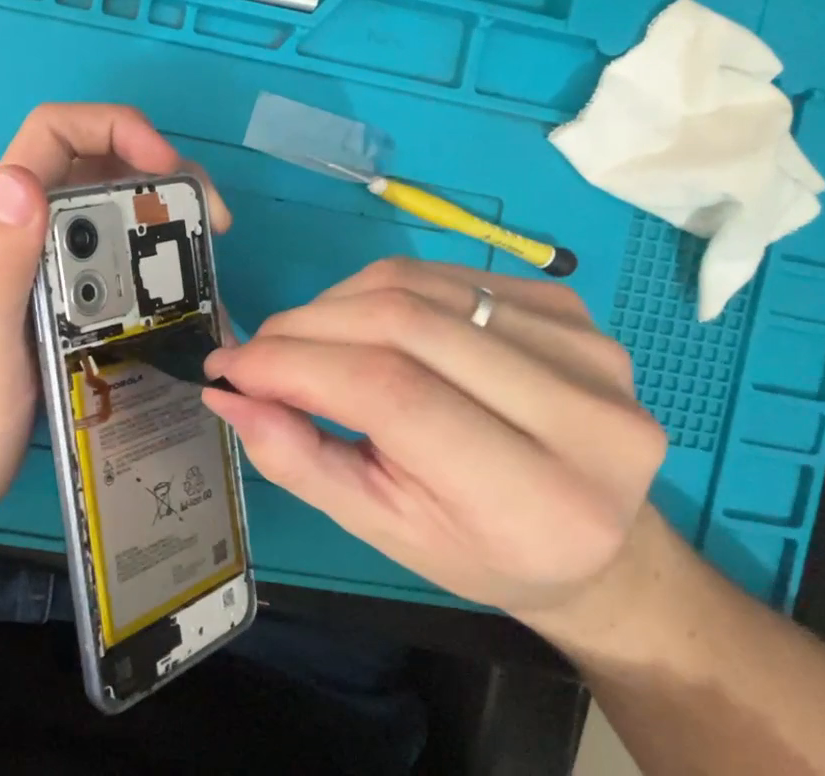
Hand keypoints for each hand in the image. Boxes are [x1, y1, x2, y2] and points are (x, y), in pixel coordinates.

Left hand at [0, 103, 229, 537]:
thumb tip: (20, 179)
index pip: (49, 136)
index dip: (115, 128)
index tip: (171, 172)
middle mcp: (10, 240)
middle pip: (88, 166)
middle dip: (157, 175)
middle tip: (209, 228)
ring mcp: (28, 274)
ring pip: (99, 214)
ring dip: (157, 221)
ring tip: (201, 267)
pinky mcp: (43, 308)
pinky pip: (99, 264)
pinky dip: (143, 266)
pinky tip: (173, 303)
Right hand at [203, 258, 665, 618]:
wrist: (597, 539)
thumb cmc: (478, 550)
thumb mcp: (379, 528)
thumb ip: (300, 461)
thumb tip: (227, 393)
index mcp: (537, 499)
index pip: (391, 395)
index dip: (293, 367)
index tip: (227, 368)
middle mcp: (583, 413)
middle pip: (402, 324)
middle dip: (301, 328)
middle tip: (253, 353)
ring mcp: (586, 347)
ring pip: (414, 288)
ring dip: (330, 306)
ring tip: (301, 343)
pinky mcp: (571, 307)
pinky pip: (439, 275)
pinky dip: (374, 293)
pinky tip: (361, 328)